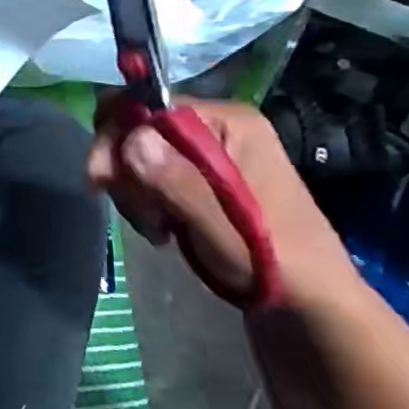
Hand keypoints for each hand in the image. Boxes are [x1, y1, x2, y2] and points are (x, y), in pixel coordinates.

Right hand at [86, 95, 358, 308]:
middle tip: (137, 211)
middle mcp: (214, 127)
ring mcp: (205, 153)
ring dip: (133, 192)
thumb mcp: (223, 225)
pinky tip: (161, 228)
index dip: (116, 136)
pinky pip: (147, 176)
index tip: (100, 179)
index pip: (148, 105)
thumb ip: (178, 181)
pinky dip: (143, 202)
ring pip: (135, 155)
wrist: (307, 303)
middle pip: (136, 127)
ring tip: (157, 228)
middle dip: (122, 168)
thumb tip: (132, 139)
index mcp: (227, 122)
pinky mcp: (196, 178)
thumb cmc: (274, 261)